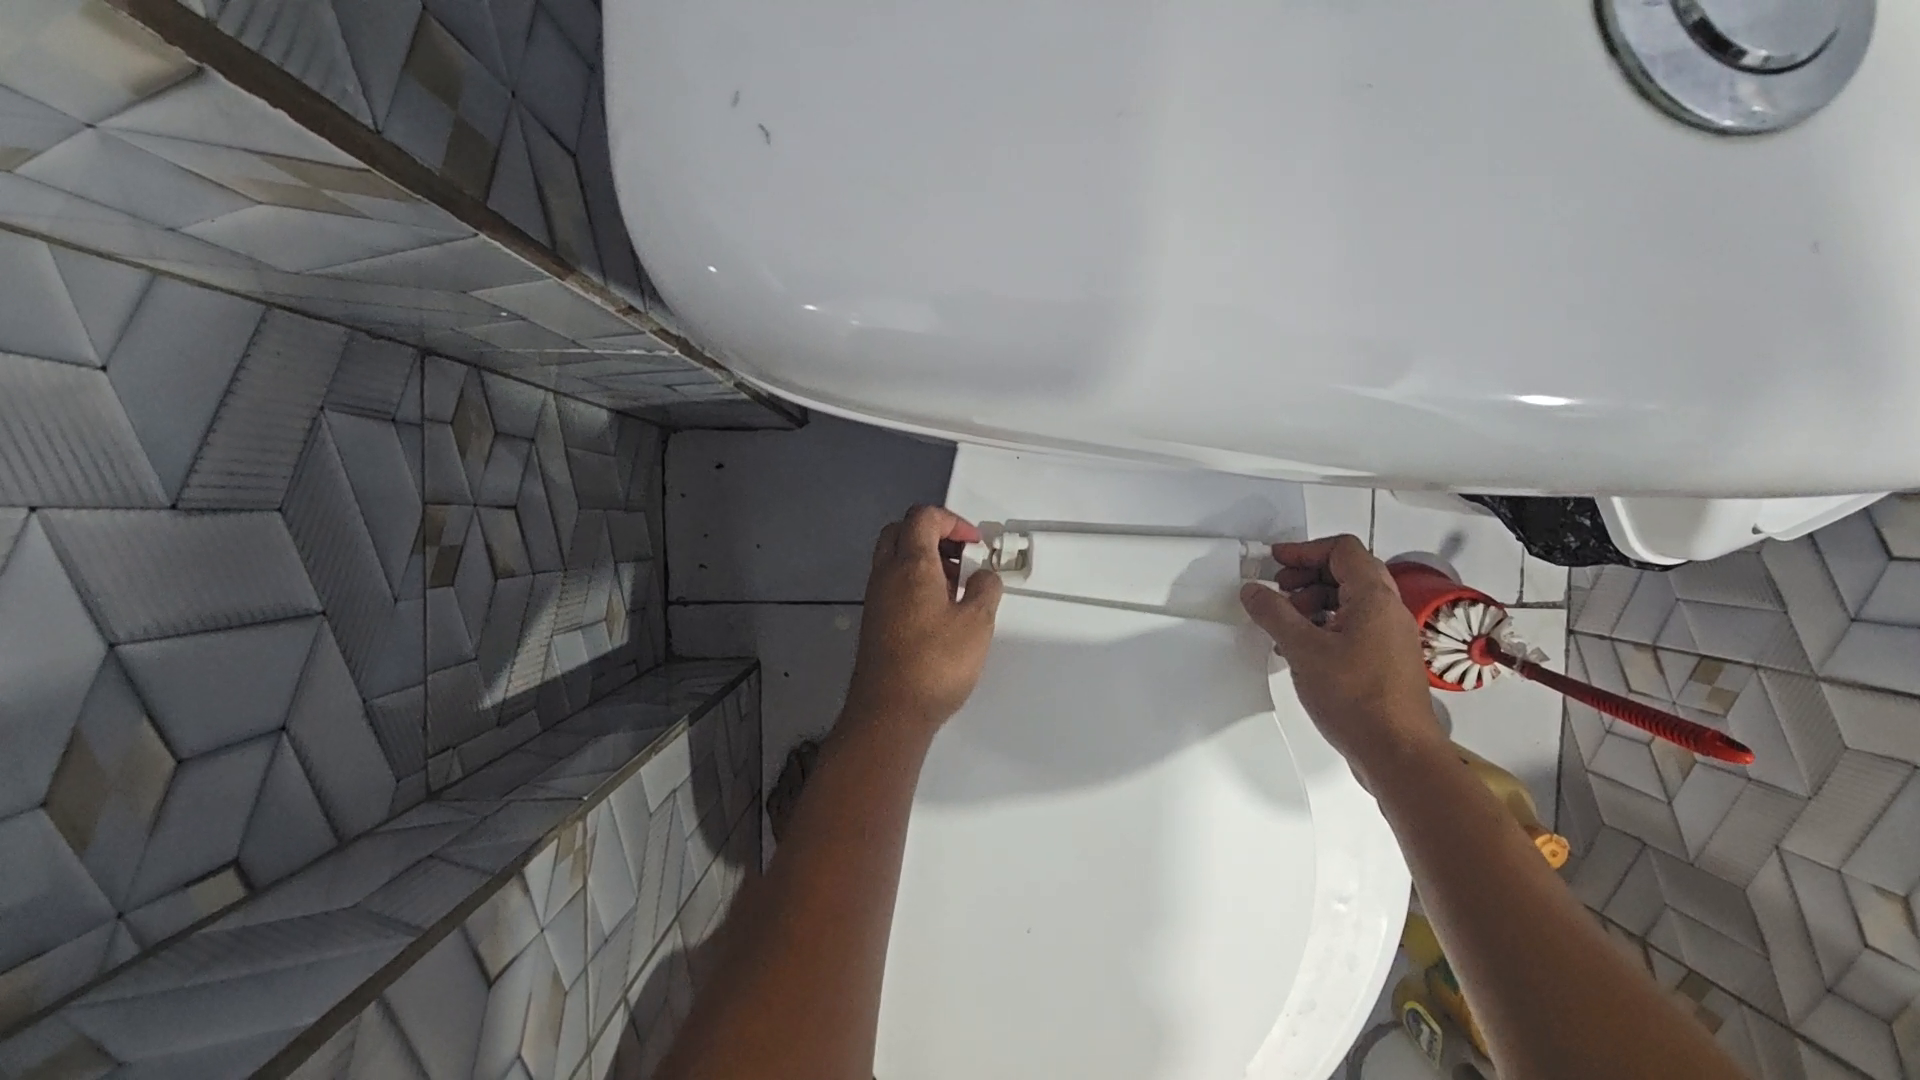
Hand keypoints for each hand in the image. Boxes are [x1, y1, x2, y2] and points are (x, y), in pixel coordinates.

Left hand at [844, 506, 1004, 731]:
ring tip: (956, 585)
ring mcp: (875, 599)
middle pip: (901, 531)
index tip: (975, 543)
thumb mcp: (977, 624)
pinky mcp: (874, 622)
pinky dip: (914, 581)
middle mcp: (886, 575)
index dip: (952, 521)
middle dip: (933, 533)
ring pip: (893, 558)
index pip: (923, 517)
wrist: (889, 712)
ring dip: (923, 558)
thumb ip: (985, 590)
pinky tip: (939, 609)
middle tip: (961, 555)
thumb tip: (983, 576)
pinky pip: (892, 583)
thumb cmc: (935, 664)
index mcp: (911, 565)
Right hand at [1239, 534, 1441, 780]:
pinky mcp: (1387, 660)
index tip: (1273, 563)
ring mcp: (1391, 636)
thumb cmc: (1353, 696)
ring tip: (1285, 625)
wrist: (1398, 752)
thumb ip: (1274, 614)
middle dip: (1308, 576)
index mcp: (1374, 597)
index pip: (1342, 549)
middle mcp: (1389, 610)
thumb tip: (1252, 589)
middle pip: (1348, 572)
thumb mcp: (1303, 650)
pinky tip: (1302, 649)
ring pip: (1351, 601)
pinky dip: (1326, 625)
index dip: (1305, 550)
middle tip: (1277, 593)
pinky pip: (1355, 626)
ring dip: (1315, 602)